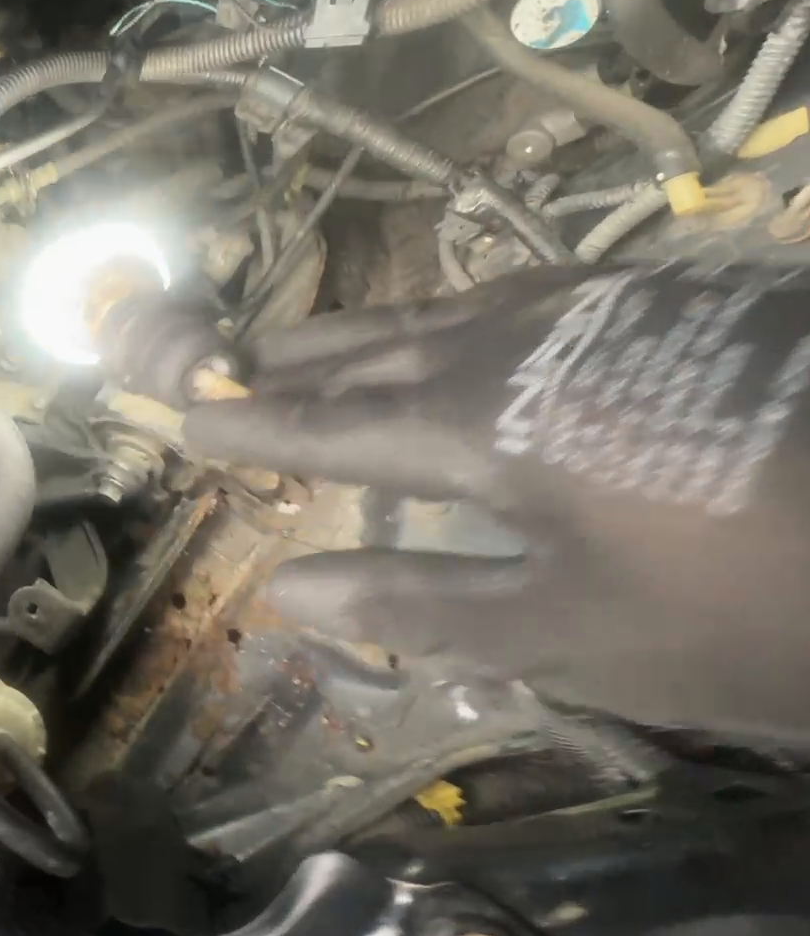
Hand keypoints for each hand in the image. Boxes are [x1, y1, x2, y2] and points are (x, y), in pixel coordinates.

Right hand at [183, 264, 809, 742]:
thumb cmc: (772, 598)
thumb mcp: (582, 634)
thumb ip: (418, 605)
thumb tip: (287, 591)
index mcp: (480, 422)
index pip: (326, 427)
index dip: (250, 428)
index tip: (183, 418)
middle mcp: (517, 346)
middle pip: (367, 355)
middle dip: (286, 367)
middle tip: (220, 365)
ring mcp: (597, 310)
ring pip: (433, 316)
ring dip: (352, 334)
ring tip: (295, 341)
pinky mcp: (670, 301)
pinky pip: (511, 301)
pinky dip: (442, 319)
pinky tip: (441, 325)